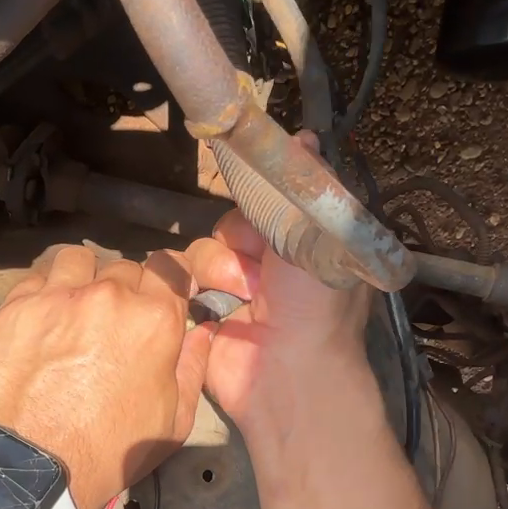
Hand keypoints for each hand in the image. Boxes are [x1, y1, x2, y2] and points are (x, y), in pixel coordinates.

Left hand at [0, 243, 212, 508]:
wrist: (29, 469)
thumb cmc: (106, 455)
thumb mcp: (172, 425)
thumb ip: (192, 369)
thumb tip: (202, 333)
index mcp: (155, 320)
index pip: (172, 269)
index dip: (167, 282)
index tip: (158, 299)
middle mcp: (108, 295)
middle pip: (124, 270)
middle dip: (123, 292)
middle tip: (110, 328)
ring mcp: (58, 297)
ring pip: (77, 262)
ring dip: (81, 281)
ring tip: (72, 314)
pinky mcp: (15, 308)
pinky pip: (37, 279)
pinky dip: (43, 293)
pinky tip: (40, 323)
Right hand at [184, 207, 373, 436]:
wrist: (287, 373)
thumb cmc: (316, 304)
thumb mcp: (325, 233)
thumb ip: (310, 186)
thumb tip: (305, 134)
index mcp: (302, 243)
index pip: (272, 199)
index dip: (263, 197)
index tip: (260, 197)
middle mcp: (268, 263)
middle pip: (233, 219)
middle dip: (243, 237)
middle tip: (263, 266)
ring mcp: (232, 290)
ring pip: (205, 248)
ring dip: (221, 268)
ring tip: (242, 296)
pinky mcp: (203, 314)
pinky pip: (182, 281)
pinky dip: (192, 288)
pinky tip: (207, 304)